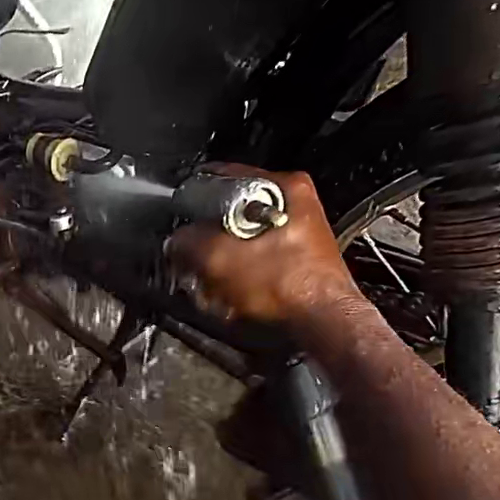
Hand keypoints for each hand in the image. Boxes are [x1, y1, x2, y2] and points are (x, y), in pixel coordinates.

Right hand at [168, 167, 365, 327]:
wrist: (324, 324)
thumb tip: (175, 241)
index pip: (226, 176)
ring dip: (223, 262)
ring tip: (214, 283)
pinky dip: (240, 275)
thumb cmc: (291, 288)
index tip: (182, 214)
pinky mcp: (297, 260)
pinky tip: (232, 295)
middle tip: (197, 258)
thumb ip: (189, 243)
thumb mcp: (221, 259)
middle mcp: (296, 206)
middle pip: (233, 213)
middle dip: (210, 240)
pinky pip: (256, 259)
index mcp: (286, 188)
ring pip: (243, 239)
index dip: (197, 197)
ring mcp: (299, 233)